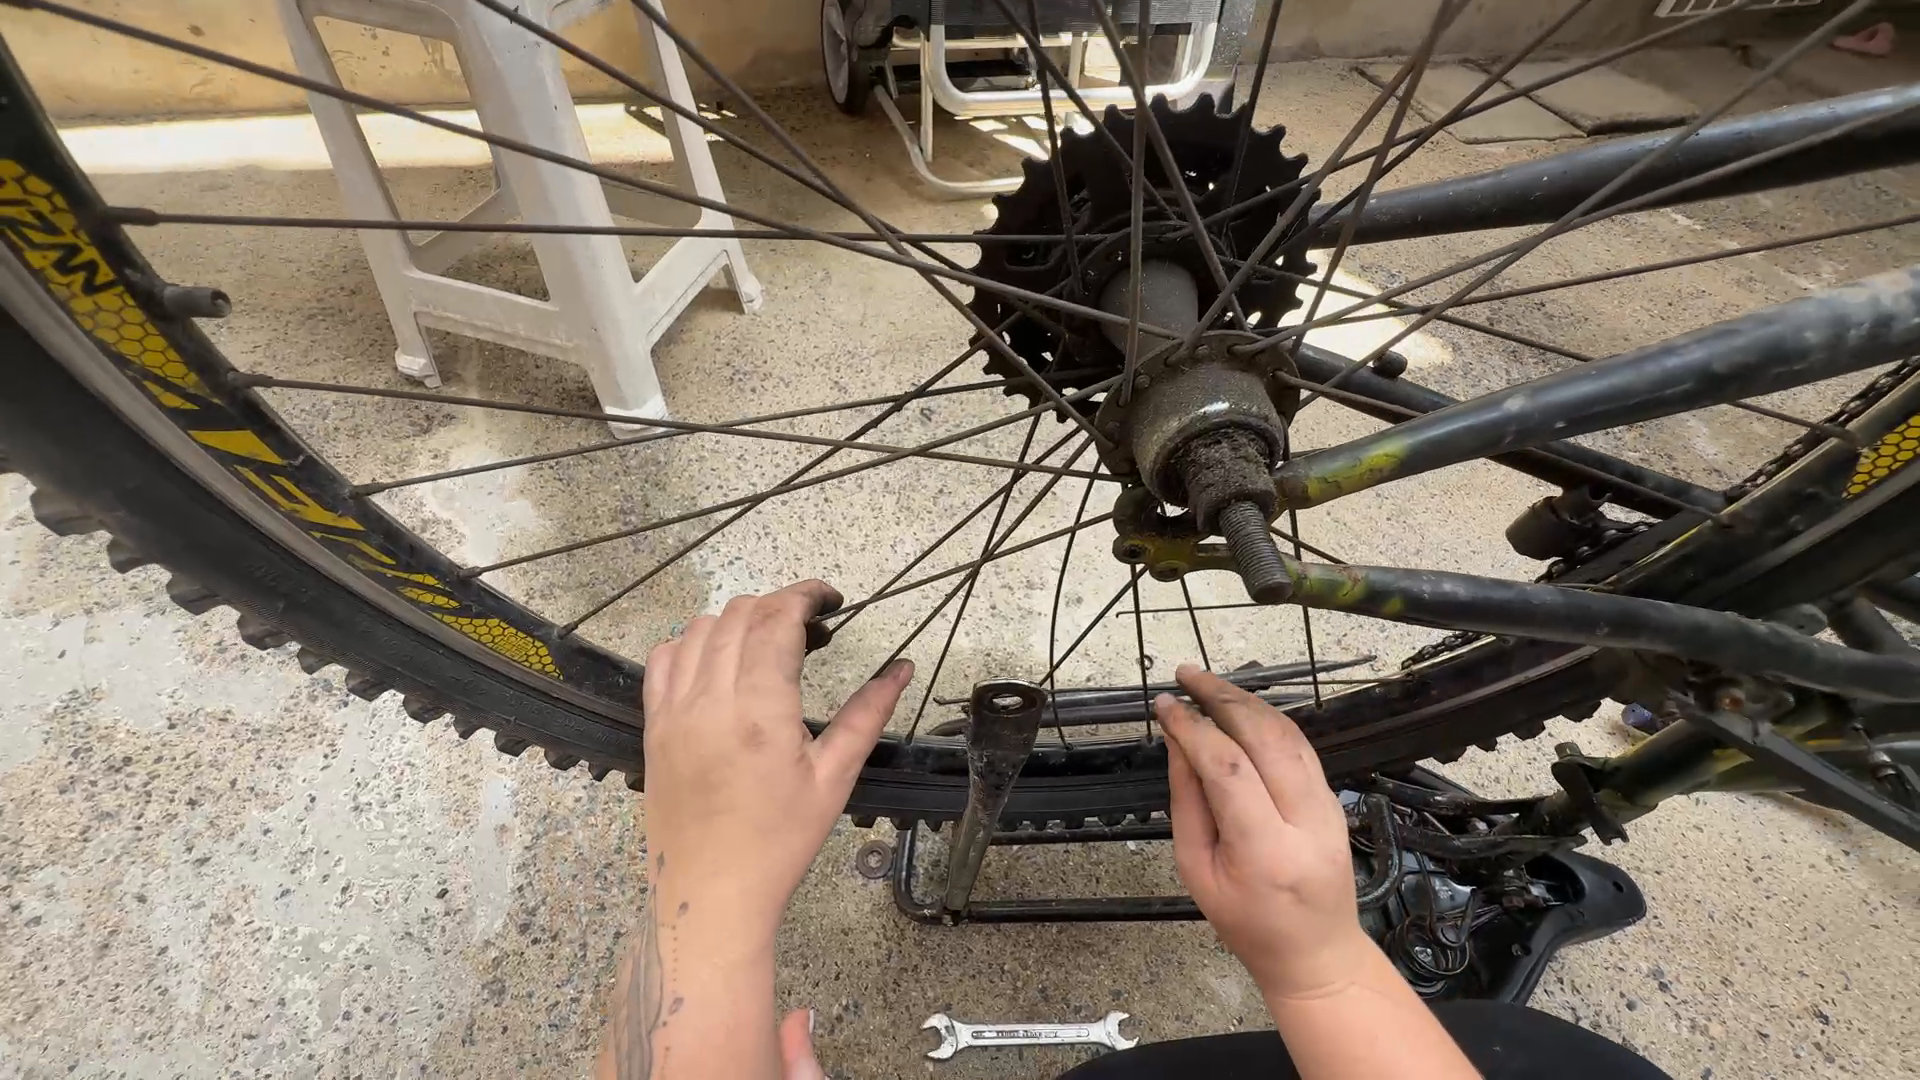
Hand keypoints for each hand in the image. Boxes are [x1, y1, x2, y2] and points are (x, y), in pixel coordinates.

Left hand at [641, 580, 912, 937]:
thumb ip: (868, 714)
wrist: (709, 895)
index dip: (807, 595)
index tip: (832, 599)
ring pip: (702, 627)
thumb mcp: (835, 777)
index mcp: (760, 708)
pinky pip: (664, 657)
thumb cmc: (780, 840)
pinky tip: (720, 659)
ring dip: (740, 619)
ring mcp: (673, 709)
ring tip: (772, 642)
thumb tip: (903, 667)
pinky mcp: (653, 724)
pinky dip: (694, 640)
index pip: (778, 618)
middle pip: (741, 613)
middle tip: (813, 628)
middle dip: (780, 604)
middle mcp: (709, 697)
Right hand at [1155, 665, 1371, 1001]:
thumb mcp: (1196, 869)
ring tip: (1207, 682)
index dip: (1192, 728)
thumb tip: (1178, 741)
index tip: (1163, 704)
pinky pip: (1300, 746)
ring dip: (1246, 699)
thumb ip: (1187, 801)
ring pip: (1289, 734)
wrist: (1317, 953)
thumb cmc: (1246, 921)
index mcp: (1265, 851)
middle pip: (1265, 738)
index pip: (1227, 769)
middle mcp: (1306, 822)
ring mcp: (1329, 808)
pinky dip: (1267, 717)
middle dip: (1221, 696)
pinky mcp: (1335, 799)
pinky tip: (1239, 705)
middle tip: (1185, 674)